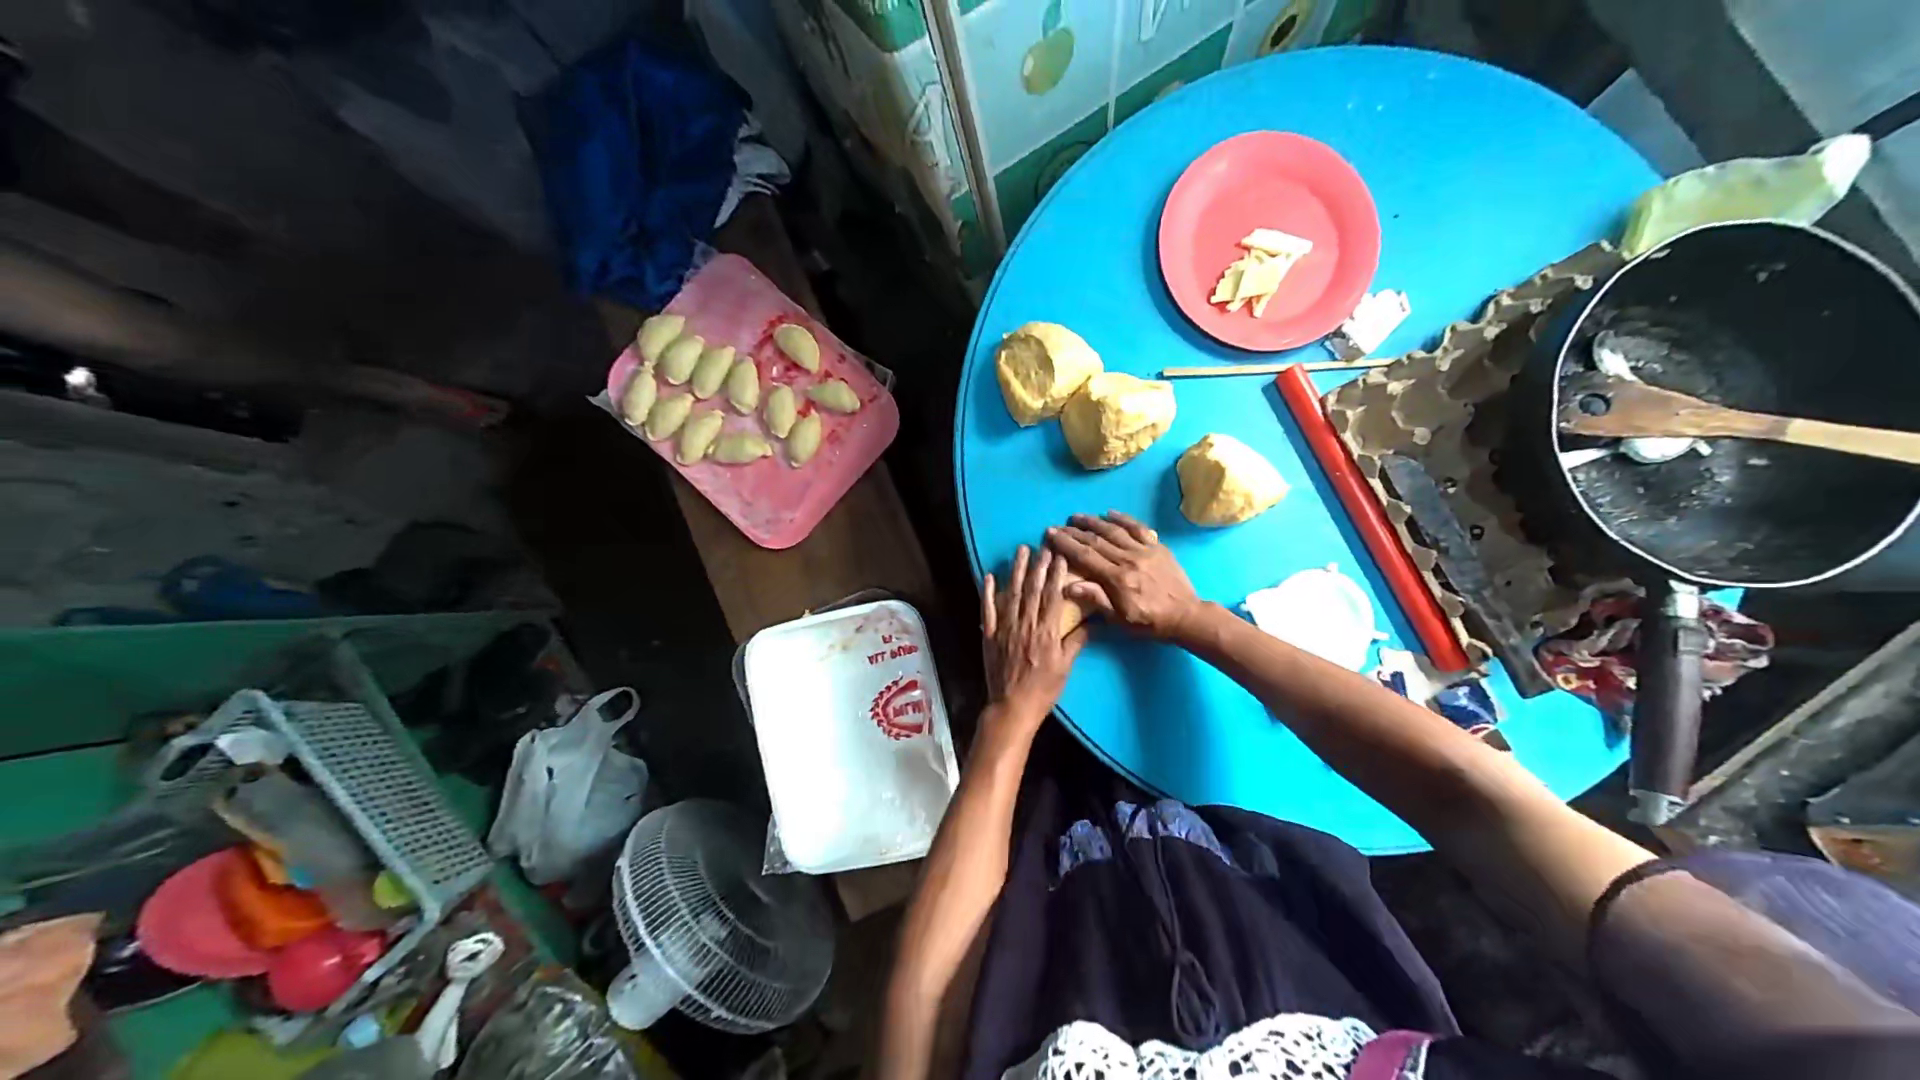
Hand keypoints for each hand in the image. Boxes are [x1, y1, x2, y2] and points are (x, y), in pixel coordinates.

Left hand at [982, 544, 1087, 726]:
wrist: (1013, 706)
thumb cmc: (1044, 689)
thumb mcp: (1066, 667)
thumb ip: (1077, 641)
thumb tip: (1093, 622)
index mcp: (1046, 632)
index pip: (1052, 596)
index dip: (1056, 574)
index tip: (1060, 556)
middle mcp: (1025, 625)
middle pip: (1032, 589)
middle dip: (1038, 565)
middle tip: (1043, 545)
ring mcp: (1004, 628)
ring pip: (1011, 594)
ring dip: (1016, 571)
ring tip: (1021, 551)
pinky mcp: (988, 635)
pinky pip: (987, 610)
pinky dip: (987, 592)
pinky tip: (989, 576)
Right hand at [1046, 512, 1204, 639]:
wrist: (1186, 616)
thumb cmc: (1149, 622)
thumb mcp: (1120, 619)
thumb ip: (1096, 599)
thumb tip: (1069, 585)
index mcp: (1117, 579)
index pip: (1085, 556)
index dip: (1066, 544)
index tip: (1051, 534)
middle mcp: (1129, 559)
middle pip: (1096, 541)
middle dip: (1074, 532)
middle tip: (1058, 525)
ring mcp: (1144, 550)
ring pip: (1114, 531)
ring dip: (1094, 521)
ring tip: (1077, 516)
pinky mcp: (1157, 547)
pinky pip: (1138, 528)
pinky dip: (1123, 519)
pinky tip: (1110, 512)